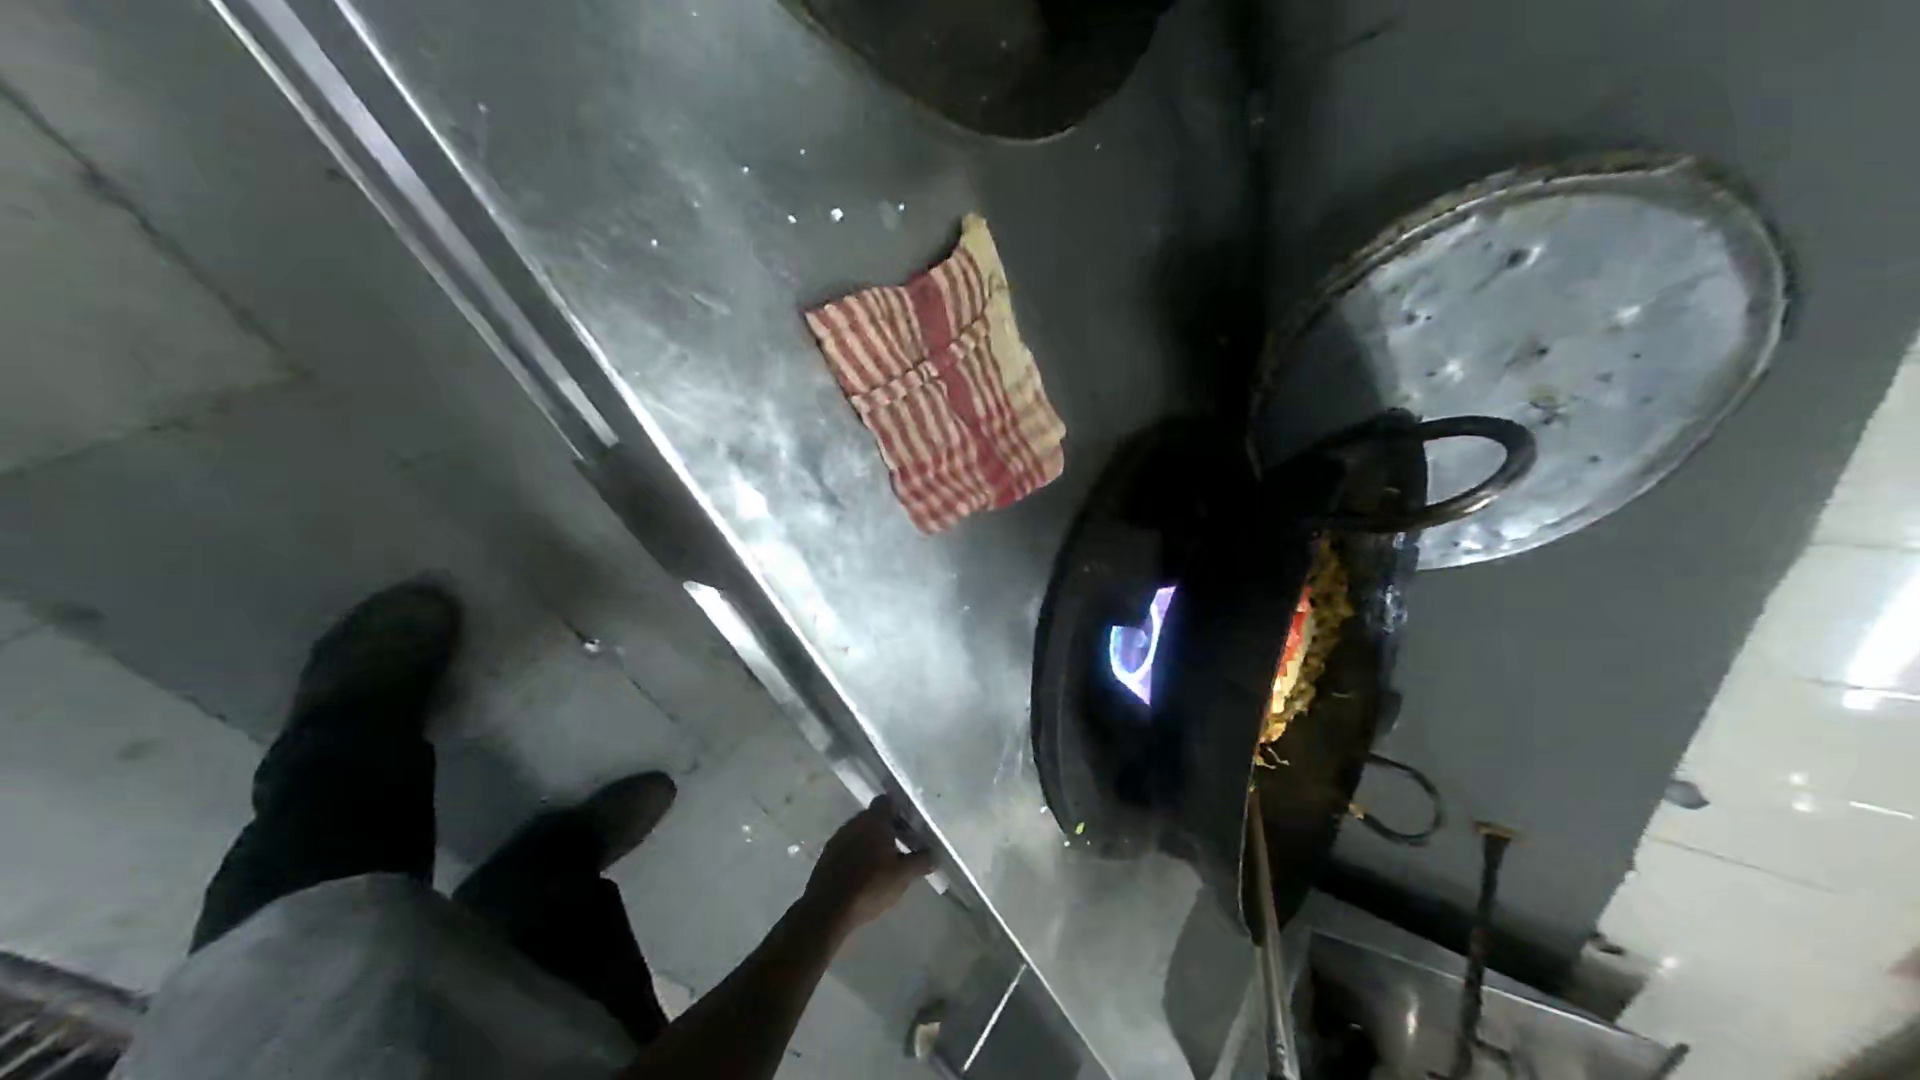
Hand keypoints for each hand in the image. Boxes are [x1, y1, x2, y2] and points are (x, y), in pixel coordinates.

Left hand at [803, 796, 933, 937]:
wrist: (827, 910)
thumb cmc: (870, 886)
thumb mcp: (903, 876)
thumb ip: (921, 861)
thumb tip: (935, 853)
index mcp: (874, 821)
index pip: (887, 801)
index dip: (900, 810)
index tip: (911, 825)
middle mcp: (854, 822)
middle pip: (874, 817)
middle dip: (889, 828)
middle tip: (904, 846)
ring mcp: (838, 838)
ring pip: (860, 832)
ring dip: (873, 842)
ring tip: (886, 863)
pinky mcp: (827, 856)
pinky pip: (848, 847)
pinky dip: (858, 854)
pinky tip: (865, 874)